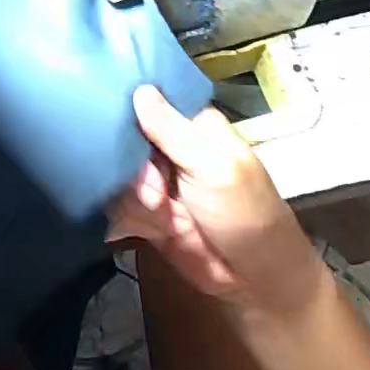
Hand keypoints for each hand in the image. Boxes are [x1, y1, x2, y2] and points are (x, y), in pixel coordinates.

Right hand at [108, 86, 329, 320]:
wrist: (254, 281)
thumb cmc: (245, 213)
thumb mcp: (213, 168)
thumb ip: (173, 132)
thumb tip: (141, 89)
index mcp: (196, 128)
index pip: (155, 101)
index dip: (133, 108)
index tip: (115, 119)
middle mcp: (174, 150)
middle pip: (129, 140)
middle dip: (136, 168)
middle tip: (154, 191)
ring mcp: (160, 182)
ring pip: (122, 175)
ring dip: (138, 199)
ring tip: (163, 216)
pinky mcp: (149, 213)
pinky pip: (122, 205)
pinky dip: (135, 218)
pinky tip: (157, 229)